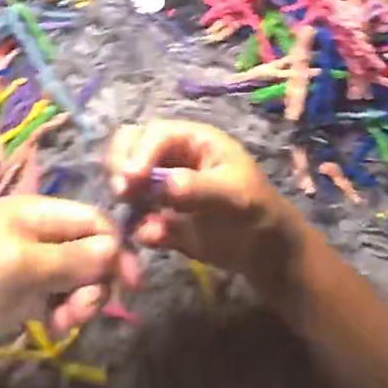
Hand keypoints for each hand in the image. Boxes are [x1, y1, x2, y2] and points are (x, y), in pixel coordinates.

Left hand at [0, 196, 136, 359]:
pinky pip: (53, 293)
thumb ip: (69, 258)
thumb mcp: (17, 268)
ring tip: (64, 324)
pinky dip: (60, 309)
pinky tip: (51, 326)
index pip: (94, 219)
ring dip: (79, 298)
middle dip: (96, 279)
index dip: (116, 248)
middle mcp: (37, 231)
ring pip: (74, 273)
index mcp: (37, 212)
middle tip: (82, 314)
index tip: (129, 287)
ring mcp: (26, 260)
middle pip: (88, 247)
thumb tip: (116, 249)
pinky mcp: (15, 288)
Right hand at [107, 120, 306, 300]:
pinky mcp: (158, 214)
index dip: (139, 152)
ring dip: (123, 191)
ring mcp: (162, 184)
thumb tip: (164, 186)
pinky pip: (135, 212)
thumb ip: (200, 188)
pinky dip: (134, 222)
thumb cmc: (259, 211)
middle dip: (120, 164)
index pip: (155, 134)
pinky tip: (149, 236)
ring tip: (132, 212)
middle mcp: (172, 156)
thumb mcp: (236, 196)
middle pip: (130, 144)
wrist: (267, 253)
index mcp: (193, 139)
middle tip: (123, 193)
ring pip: (126, 175)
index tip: (131, 180)